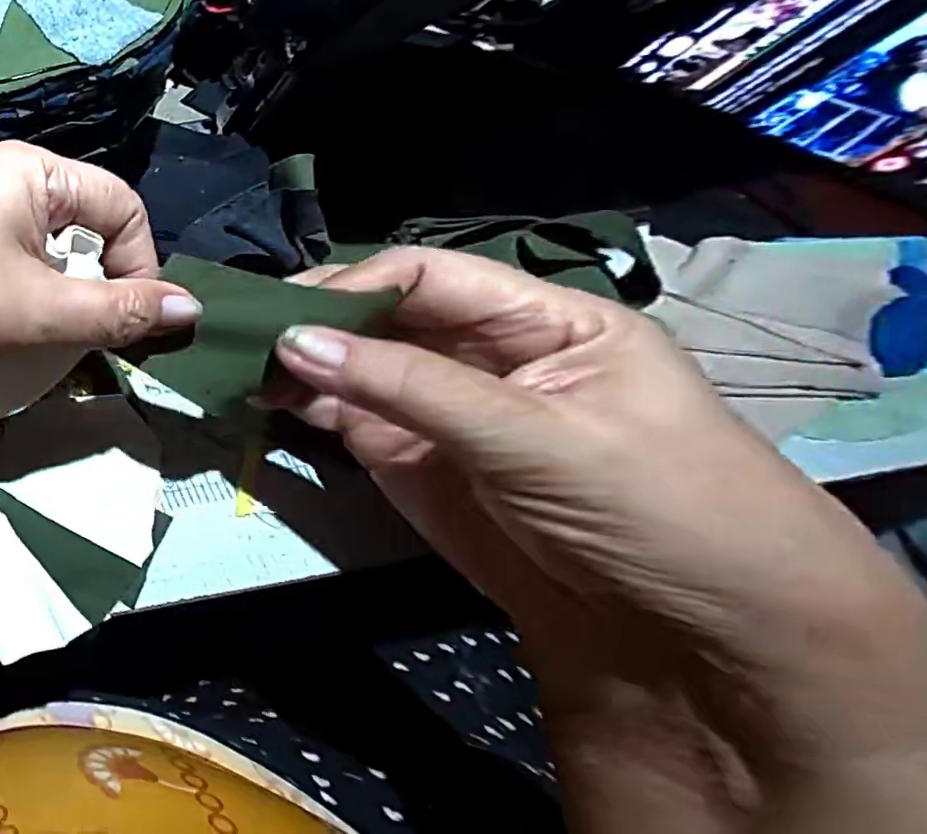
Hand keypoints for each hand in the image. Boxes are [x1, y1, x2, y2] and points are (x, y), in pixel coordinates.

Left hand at [0, 142, 199, 415]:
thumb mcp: (44, 312)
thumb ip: (123, 311)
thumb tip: (193, 310)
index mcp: (31, 170)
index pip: (121, 205)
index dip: (140, 262)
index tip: (135, 319)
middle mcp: (4, 177)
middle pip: (86, 225)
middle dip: (99, 282)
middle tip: (87, 331)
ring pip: (51, 249)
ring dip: (65, 295)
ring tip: (50, 335)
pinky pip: (16, 260)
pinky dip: (31, 295)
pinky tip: (17, 330)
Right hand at [259, 247, 926, 832]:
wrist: (686, 650)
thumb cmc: (650, 509)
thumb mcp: (535, 436)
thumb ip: (408, 385)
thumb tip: (292, 340)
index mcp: (535, 317)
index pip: (427, 275)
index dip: (358, 284)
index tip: (291, 308)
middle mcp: (473, 348)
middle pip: (375, 314)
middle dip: (314, 318)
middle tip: (246, 328)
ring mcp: (431, 402)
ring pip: (347, 362)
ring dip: (295, 360)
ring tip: (240, 362)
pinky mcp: (400, 450)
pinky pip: (339, 411)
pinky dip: (298, 401)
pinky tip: (261, 395)